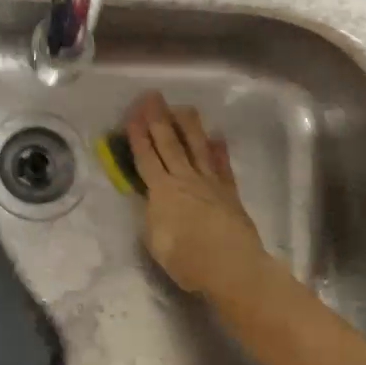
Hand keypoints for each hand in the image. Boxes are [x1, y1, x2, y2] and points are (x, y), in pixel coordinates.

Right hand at [123, 92, 267, 296]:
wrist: (232, 267)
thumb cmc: (187, 260)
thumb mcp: (155, 241)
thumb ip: (152, 215)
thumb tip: (152, 200)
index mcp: (161, 191)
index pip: (145, 157)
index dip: (137, 135)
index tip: (132, 114)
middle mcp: (184, 180)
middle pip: (169, 144)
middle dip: (159, 119)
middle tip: (153, 96)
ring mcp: (210, 184)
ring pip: (197, 148)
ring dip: (189, 126)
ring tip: (183, 107)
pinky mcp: (230, 193)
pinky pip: (223, 167)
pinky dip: (220, 152)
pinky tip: (217, 139)